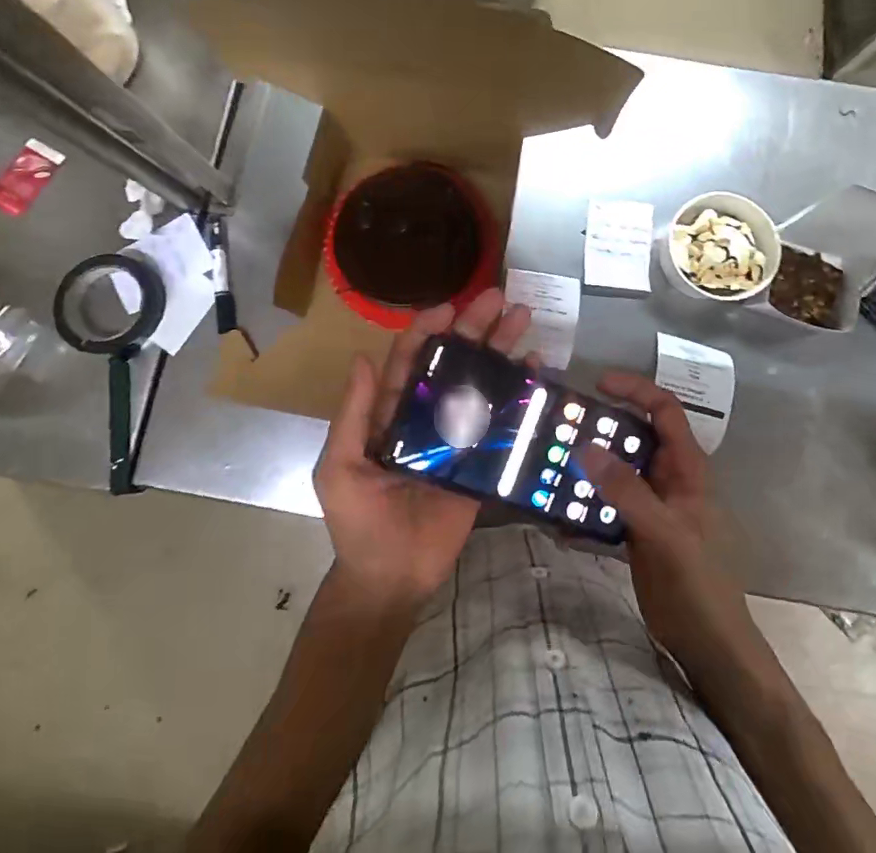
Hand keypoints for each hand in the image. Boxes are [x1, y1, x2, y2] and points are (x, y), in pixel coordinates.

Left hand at [314, 288, 531, 611]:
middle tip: (502, 299)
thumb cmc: (358, 523)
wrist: (391, 577)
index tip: (450, 308)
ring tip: (525, 320)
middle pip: (451, 364)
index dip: (427, 331)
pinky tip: (536, 371)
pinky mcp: (481, 462)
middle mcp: (426, 418)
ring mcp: (456, 439)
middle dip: (474, 330)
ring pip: (480, 386)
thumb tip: (361, 358)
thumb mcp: (340, 468)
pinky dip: (518, 396)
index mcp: (389, 414)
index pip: (409, 361)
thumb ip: (353, 415)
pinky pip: (501, 424)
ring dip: (501, 352)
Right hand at [580, 373, 756, 667]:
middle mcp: (669, 479)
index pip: (665, 412)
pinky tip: (558, 525)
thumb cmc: (700, 584)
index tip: (596, 384)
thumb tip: (586, 448)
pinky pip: (605, 509)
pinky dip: (583, 512)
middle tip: (557, 432)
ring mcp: (651, 506)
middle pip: (632, 439)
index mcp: (687, 469)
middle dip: (597, 432)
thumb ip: (628, 492)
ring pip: (615, 474)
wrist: (709, 643)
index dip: (636, 390)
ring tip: (547, 472)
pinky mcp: (636, 532)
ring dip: (584, 473)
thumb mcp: (665, 534)